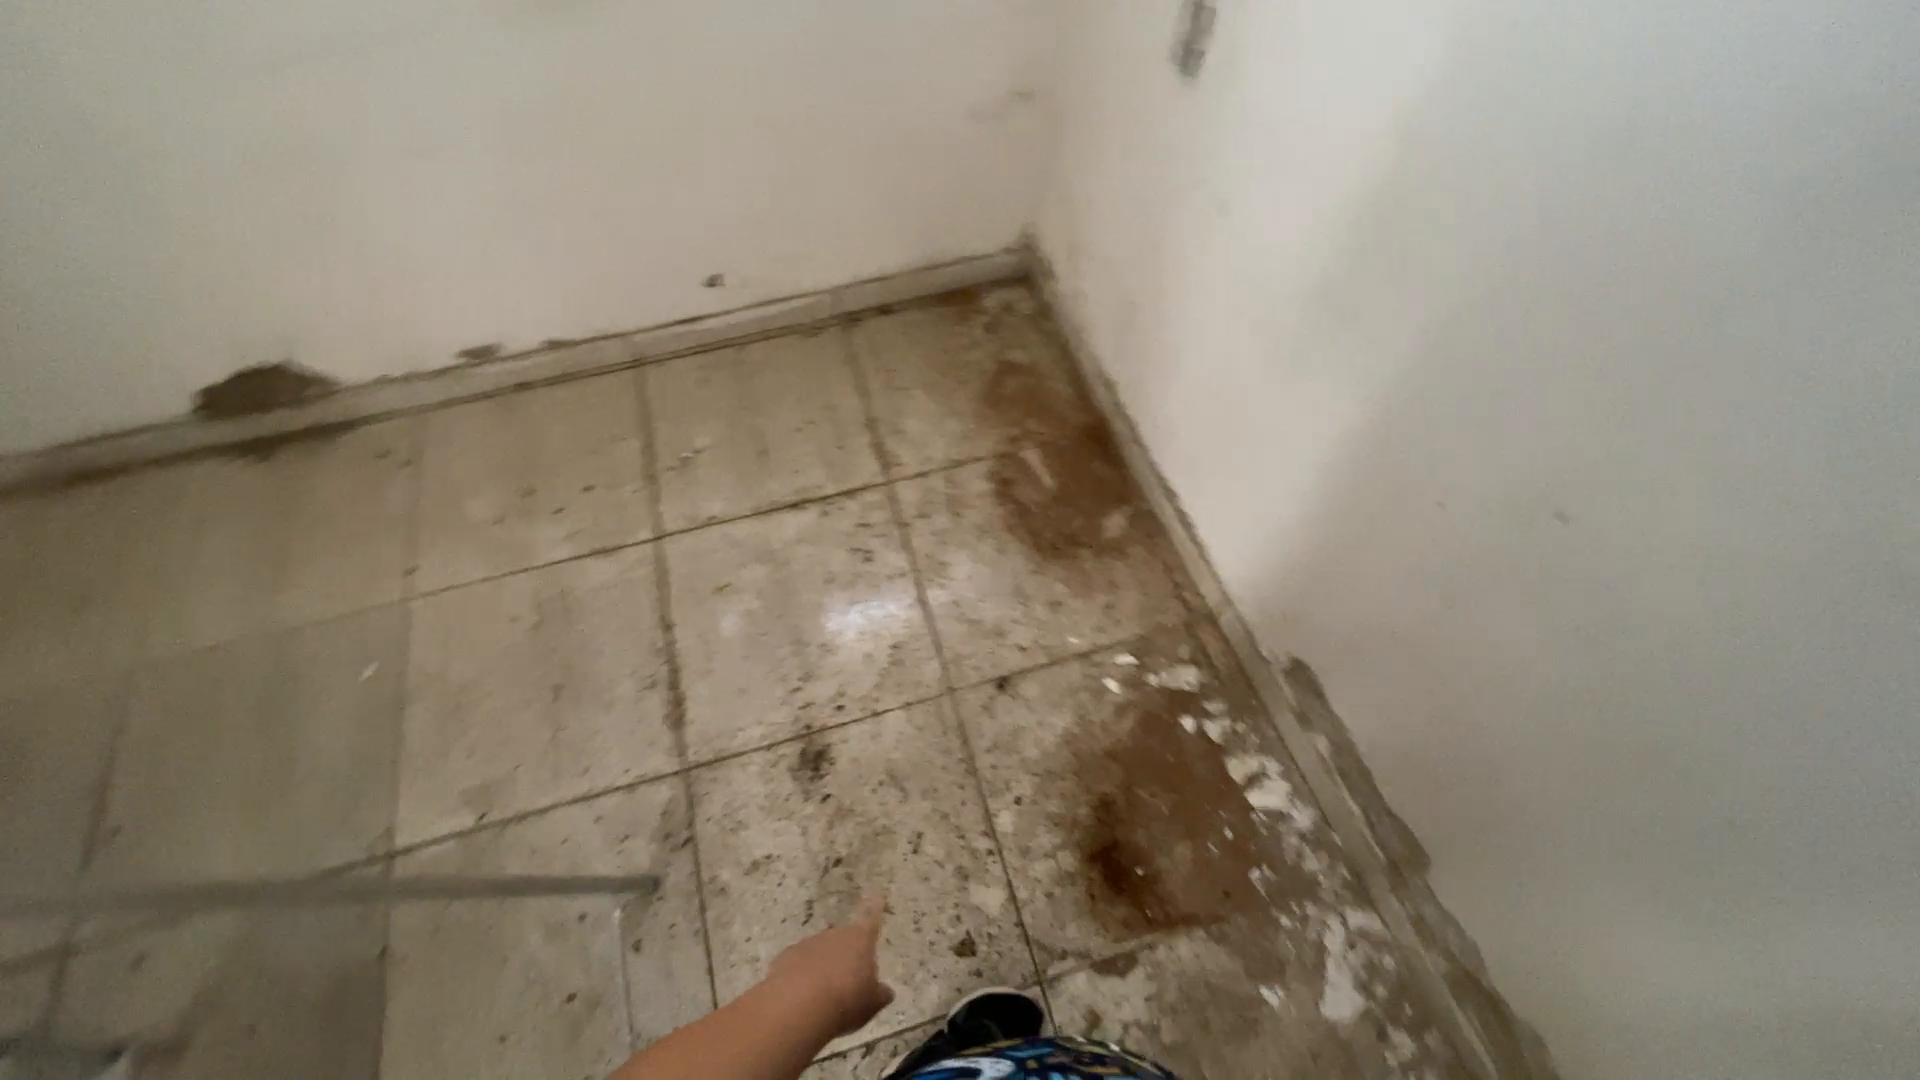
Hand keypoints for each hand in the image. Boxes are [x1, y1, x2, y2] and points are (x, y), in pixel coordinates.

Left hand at [765, 895, 894, 1037]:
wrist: (797, 1007)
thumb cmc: (845, 1001)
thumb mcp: (871, 1004)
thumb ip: (879, 994)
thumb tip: (886, 991)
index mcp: (860, 939)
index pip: (871, 919)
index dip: (875, 909)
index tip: (877, 897)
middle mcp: (834, 934)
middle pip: (843, 939)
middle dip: (845, 954)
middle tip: (847, 979)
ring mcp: (807, 943)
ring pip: (819, 951)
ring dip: (822, 966)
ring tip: (823, 994)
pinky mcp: (784, 958)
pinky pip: (798, 964)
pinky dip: (800, 976)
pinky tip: (801, 997)